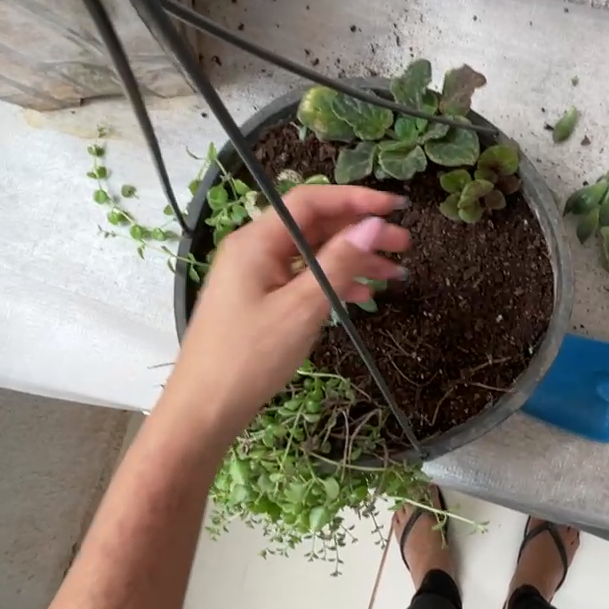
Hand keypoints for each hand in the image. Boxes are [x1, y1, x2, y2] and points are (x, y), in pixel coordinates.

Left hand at [158, 184, 410, 442]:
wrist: (204, 410)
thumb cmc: (250, 357)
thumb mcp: (303, 308)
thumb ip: (339, 262)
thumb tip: (373, 223)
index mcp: (257, 241)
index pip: (311, 201)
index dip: (356, 198)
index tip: (395, 207)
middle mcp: (255, 250)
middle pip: (315, 226)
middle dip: (361, 232)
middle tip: (403, 244)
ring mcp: (257, 276)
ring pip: (313, 254)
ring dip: (353, 260)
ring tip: (394, 274)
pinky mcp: (260, 300)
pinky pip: (303, 279)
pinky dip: (333, 283)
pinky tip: (362, 296)